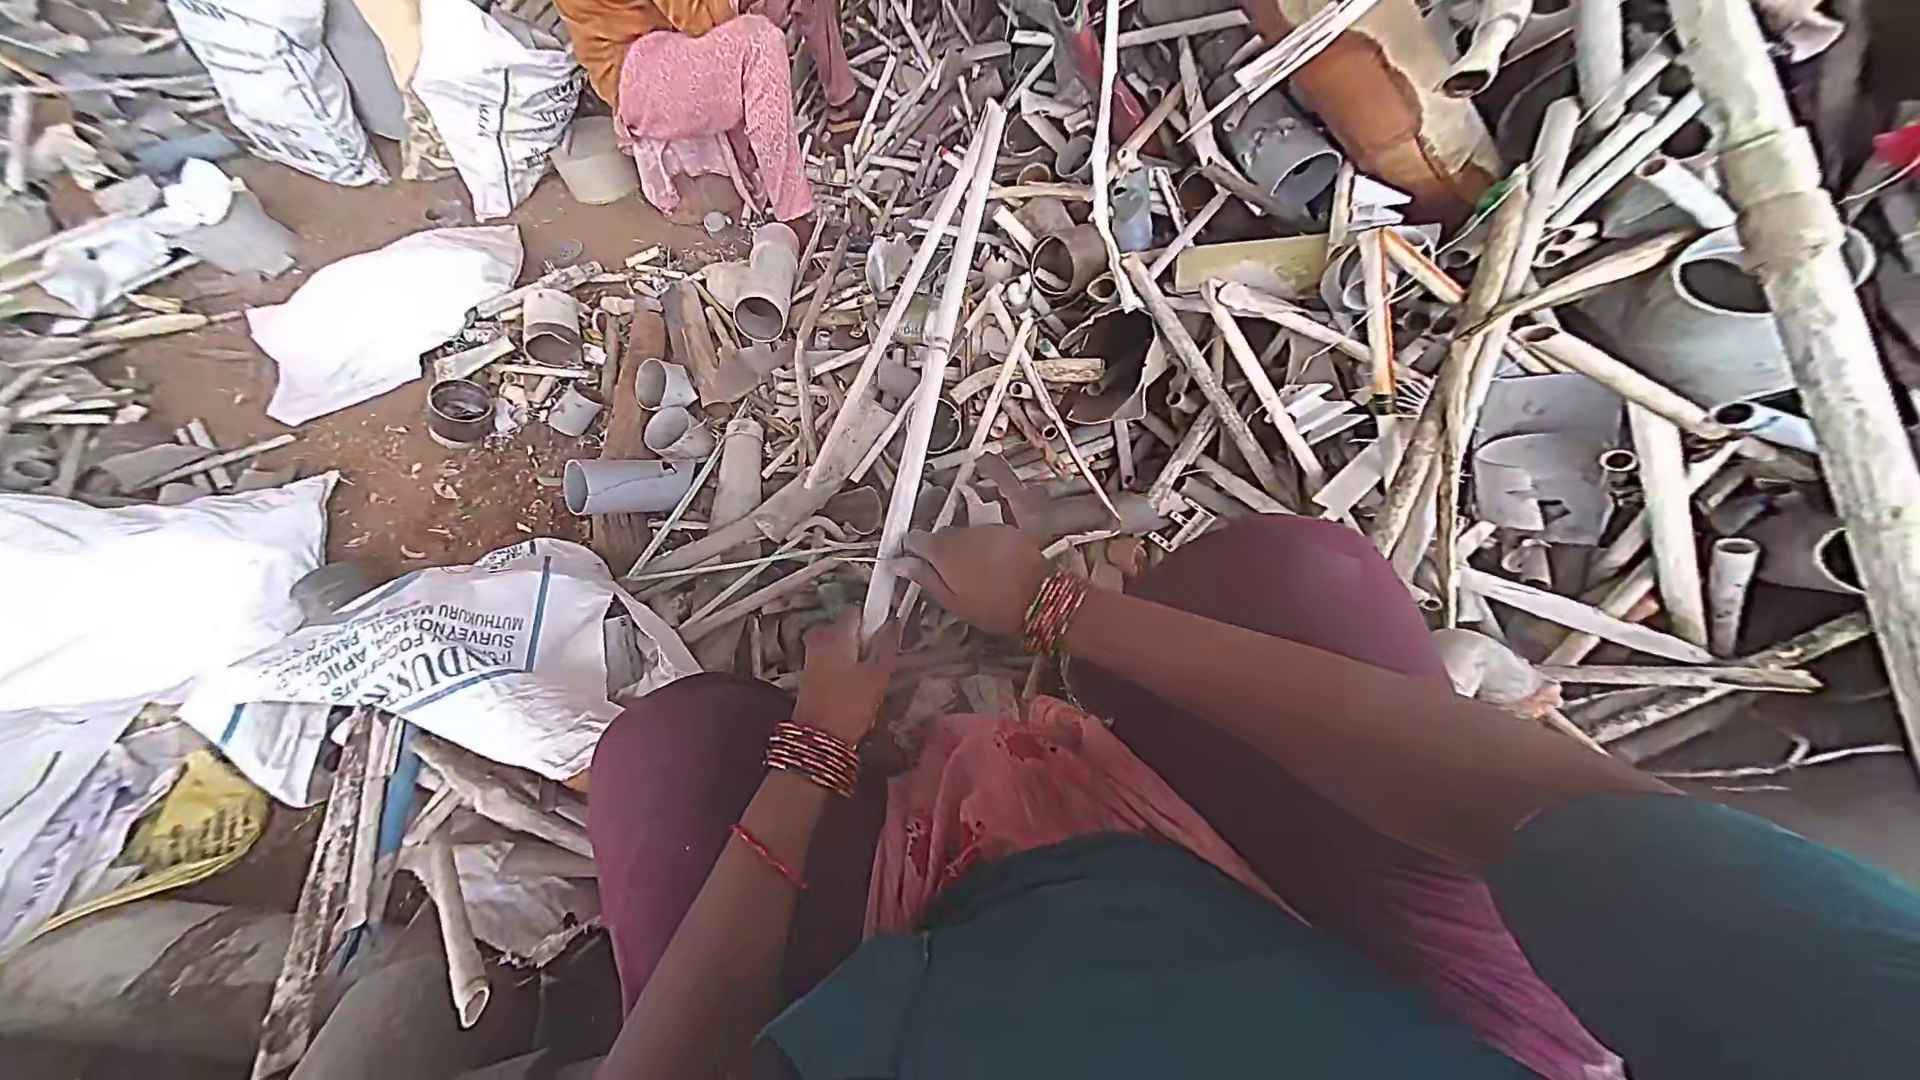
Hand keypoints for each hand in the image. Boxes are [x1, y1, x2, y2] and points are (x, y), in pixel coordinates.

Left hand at [793, 610, 899, 743]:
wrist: (820, 739)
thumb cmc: (850, 705)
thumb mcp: (878, 674)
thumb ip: (887, 644)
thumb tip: (893, 623)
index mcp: (835, 634)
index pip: (856, 609)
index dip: (873, 617)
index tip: (885, 633)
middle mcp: (818, 640)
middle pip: (847, 625)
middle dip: (864, 637)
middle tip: (879, 657)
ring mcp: (811, 656)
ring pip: (840, 642)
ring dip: (855, 651)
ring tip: (869, 673)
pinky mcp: (810, 673)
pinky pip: (832, 657)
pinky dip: (845, 663)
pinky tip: (855, 683)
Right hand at [900, 525, 1049, 636]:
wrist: (1040, 597)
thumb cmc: (993, 607)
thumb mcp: (952, 602)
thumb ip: (924, 578)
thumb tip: (900, 564)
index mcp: (942, 551)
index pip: (914, 538)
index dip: (913, 552)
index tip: (918, 565)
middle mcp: (961, 532)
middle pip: (940, 536)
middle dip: (940, 553)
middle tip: (951, 578)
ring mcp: (985, 528)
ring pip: (963, 535)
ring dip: (964, 549)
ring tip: (976, 574)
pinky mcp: (1005, 529)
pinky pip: (985, 534)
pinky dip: (984, 546)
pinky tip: (994, 566)